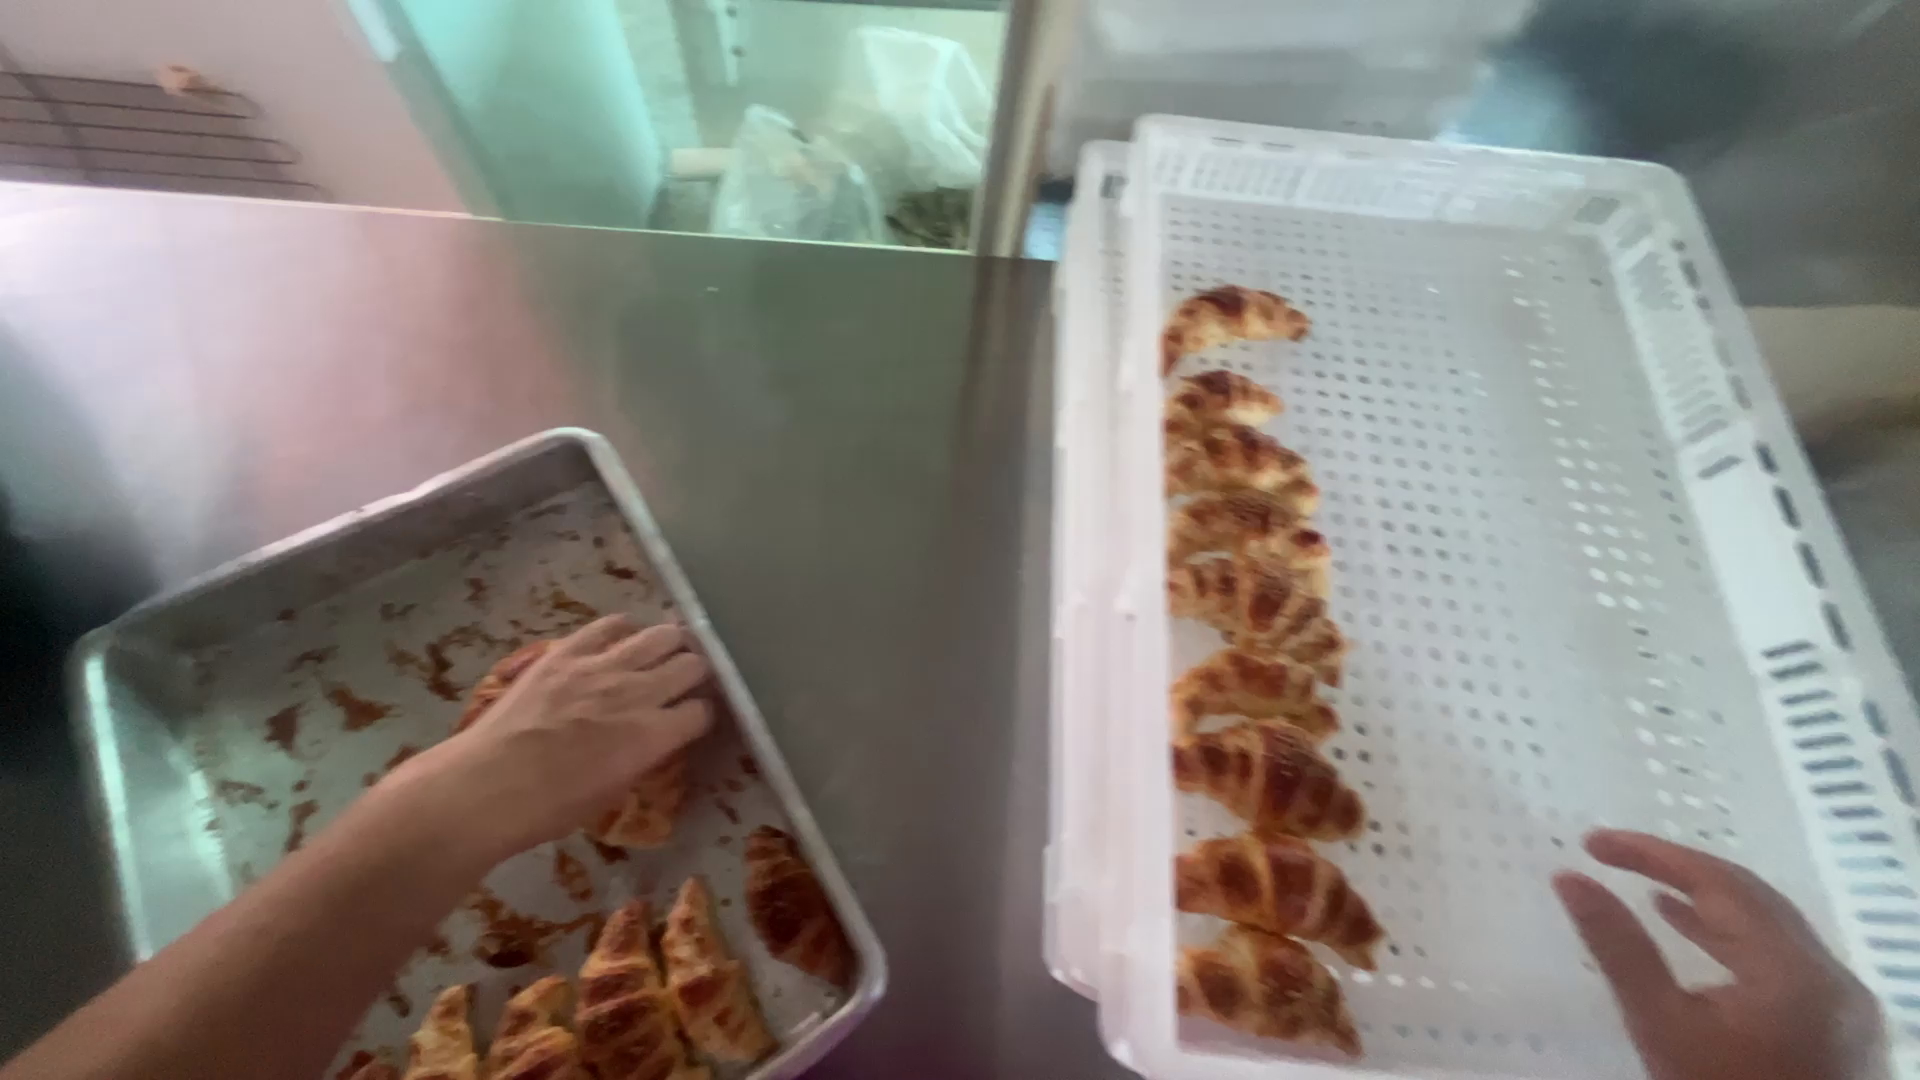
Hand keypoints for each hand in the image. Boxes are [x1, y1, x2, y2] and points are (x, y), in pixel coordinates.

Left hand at [398, 615, 714, 856]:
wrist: (482, 789)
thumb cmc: (549, 808)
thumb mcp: (615, 789)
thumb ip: (647, 753)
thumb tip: (660, 734)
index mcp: (653, 736)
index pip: (703, 710)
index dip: (702, 714)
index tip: (694, 717)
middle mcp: (638, 693)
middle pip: (693, 664)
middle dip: (696, 673)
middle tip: (686, 680)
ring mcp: (603, 667)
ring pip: (664, 635)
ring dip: (671, 645)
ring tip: (664, 652)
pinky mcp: (569, 652)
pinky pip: (612, 624)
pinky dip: (626, 630)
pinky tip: (623, 641)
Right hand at [1554, 829, 1882, 1079]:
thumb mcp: (1660, 1023)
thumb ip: (1617, 945)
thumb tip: (1567, 877)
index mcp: (1794, 970)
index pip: (1718, 881)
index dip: (1651, 852)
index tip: (1590, 843)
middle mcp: (1832, 976)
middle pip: (1749, 894)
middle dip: (1674, 865)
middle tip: (1608, 853)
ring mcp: (1842, 1003)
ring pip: (1765, 921)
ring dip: (1700, 895)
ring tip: (1641, 885)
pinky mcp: (1836, 1024)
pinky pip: (1776, 950)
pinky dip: (1724, 928)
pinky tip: (1685, 926)